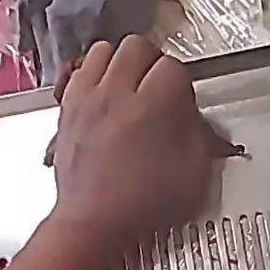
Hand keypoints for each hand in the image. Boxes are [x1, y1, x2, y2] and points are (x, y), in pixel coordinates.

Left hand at [0, 35, 233, 269]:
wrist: (94, 222)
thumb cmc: (145, 205)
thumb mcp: (193, 177)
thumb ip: (202, 139)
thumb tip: (199, 119)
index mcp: (155, 107)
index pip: (174, 67)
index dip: (182, 86)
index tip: (181, 106)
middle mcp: (119, 93)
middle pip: (139, 47)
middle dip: (152, 64)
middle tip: (156, 89)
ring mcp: (88, 97)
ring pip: (105, 50)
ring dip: (120, 64)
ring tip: (127, 88)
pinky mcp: (67, 107)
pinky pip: (80, 70)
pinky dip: (93, 75)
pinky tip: (102, 95)